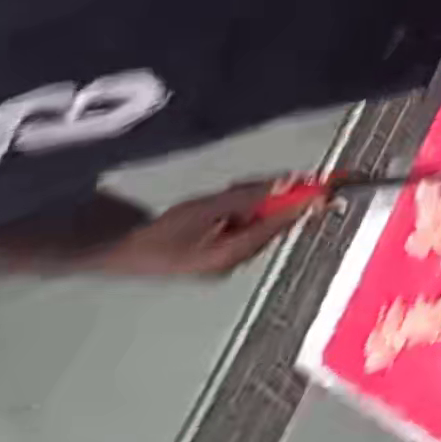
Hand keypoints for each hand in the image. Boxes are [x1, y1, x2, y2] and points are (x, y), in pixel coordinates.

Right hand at [95, 181, 315, 277]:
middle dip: (273, 196)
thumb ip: (247, 195)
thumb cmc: (154, 233)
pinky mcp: (226, 247)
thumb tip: (288, 182)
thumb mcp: (201, 209)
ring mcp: (232, 254)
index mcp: (230, 256)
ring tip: (229, 191)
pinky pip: (250, 220)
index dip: (305, 203)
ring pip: (264, 215)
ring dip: (255, 198)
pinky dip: (245, 204)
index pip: (280, 224)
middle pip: (276, 219)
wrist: (113, 251)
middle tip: (252, 183)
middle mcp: (237, 259)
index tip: (328, 188)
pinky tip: (227, 198)